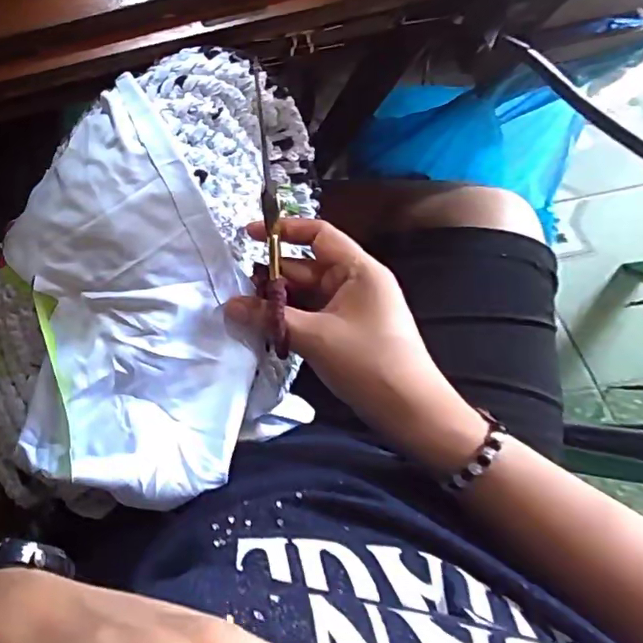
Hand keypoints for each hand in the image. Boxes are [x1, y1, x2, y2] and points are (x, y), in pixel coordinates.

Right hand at [224, 218, 485, 473]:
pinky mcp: (345, 330)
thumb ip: (270, 318)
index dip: (284, 230)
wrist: (413, 413)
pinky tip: (265, 326)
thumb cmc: (370, 363)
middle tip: (238, 287)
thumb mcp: (315, 337)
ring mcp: (351, 307)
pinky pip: (311, 313)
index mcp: (359, 271)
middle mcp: (356, 283)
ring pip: (305, 292)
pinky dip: (289, 317)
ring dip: (277, 300)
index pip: (319, 235)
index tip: (249, 235)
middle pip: (306, 266)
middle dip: (272, 275)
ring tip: (244, 308)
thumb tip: (230, 305)